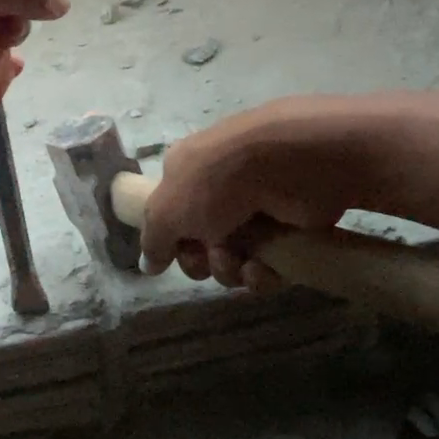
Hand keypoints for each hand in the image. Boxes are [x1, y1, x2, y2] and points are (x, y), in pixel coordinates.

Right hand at [138, 100, 374, 290]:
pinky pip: (268, 266)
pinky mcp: (289, 230)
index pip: (170, 216)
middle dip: (200, 261)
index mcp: (186, 174)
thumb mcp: (165, 210)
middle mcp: (219, 190)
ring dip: (229, 270)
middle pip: (200, 245)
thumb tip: (149, 265)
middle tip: (207, 258)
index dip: (170, 240)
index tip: (174, 253)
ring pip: (233, 260)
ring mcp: (256, 210)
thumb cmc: (216, 181)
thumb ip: (152, 240)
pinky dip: (261, 274)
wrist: (288, 164)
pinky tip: (262, 269)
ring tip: (237, 261)